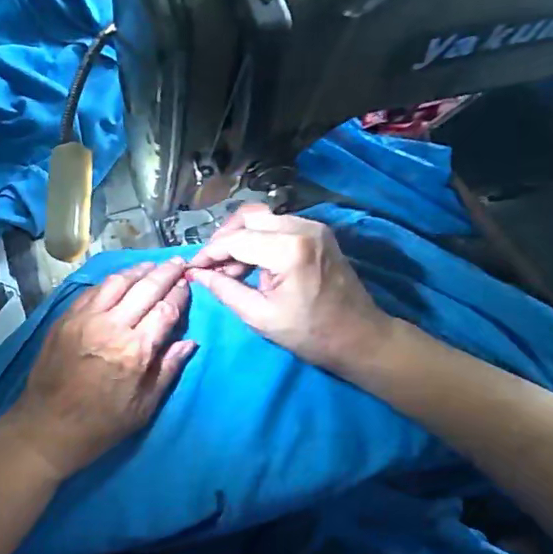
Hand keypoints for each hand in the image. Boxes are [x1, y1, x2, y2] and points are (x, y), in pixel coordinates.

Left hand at [0, 259, 197, 480]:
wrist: (47, 426)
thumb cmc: (100, 424)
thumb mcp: (143, 407)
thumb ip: (167, 370)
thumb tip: (189, 342)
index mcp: (135, 350)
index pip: (165, 309)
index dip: (180, 294)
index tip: (188, 283)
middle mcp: (112, 325)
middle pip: (144, 288)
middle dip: (165, 273)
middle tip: (178, 262)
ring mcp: (85, 318)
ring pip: (117, 282)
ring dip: (137, 271)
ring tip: (151, 266)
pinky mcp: (65, 319)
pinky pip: (92, 291)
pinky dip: (110, 282)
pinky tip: (119, 280)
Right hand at [186, 204, 395, 375]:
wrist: (360, 337)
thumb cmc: (310, 333)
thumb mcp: (260, 317)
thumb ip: (225, 290)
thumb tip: (197, 275)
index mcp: (289, 250)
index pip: (236, 240)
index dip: (209, 253)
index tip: (192, 268)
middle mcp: (303, 228)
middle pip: (248, 217)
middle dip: (223, 238)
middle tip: (210, 265)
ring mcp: (314, 227)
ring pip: (263, 218)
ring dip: (240, 237)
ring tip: (228, 268)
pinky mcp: (318, 233)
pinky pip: (278, 225)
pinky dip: (258, 238)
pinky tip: (250, 264)